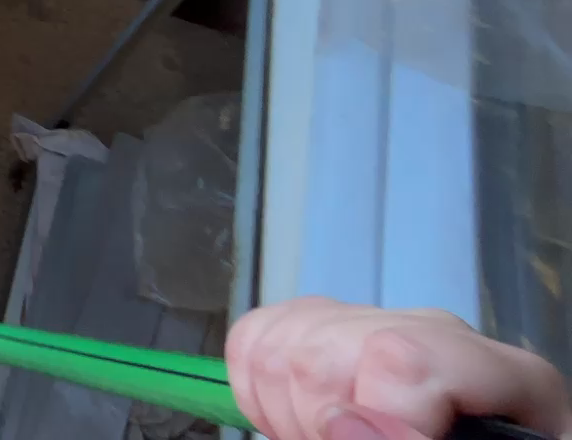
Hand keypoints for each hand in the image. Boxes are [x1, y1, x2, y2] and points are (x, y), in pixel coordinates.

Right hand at [226, 298, 571, 439]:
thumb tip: (343, 426)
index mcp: (494, 370)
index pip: (404, 355)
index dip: (375, 415)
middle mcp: (421, 329)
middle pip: (324, 355)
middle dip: (314, 422)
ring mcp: (356, 319)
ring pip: (276, 346)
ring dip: (282, 412)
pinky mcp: (304, 320)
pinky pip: (250, 336)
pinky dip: (253, 387)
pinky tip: (289, 421)